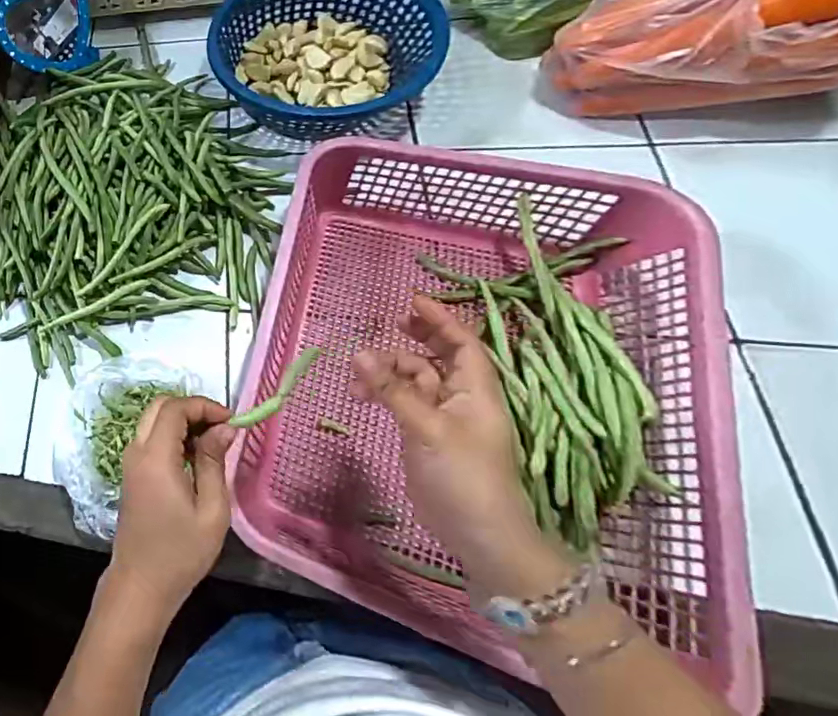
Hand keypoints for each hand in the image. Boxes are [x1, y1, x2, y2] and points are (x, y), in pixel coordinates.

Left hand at [106, 395, 237, 614]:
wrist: (141, 585)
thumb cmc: (180, 552)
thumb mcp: (211, 510)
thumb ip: (215, 462)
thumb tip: (225, 427)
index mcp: (155, 457)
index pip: (175, 408)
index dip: (204, 406)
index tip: (231, 421)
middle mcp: (137, 451)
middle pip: (161, 406)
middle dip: (193, 408)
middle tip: (221, 428)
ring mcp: (131, 461)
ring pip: (154, 419)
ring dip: (182, 421)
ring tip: (212, 443)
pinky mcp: (132, 472)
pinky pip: (150, 437)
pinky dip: (172, 435)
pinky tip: (194, 458)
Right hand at [352, 294, 549, 583]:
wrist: (480, 537)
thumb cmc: (465, 476)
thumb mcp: (427, 428)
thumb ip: (392, 390)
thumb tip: (358, 353)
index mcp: (476, 389)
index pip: (462, 342)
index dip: (440, 319)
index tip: (412, 300)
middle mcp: (461, 398)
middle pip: (440, 355)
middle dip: (416, 337)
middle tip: (389, 323)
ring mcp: (443, 418)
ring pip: (415, 379)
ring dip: (389, 371)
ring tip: (357, 377)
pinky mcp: (426, 436)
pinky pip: (403, 401)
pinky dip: (384, 393)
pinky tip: (363, 396)